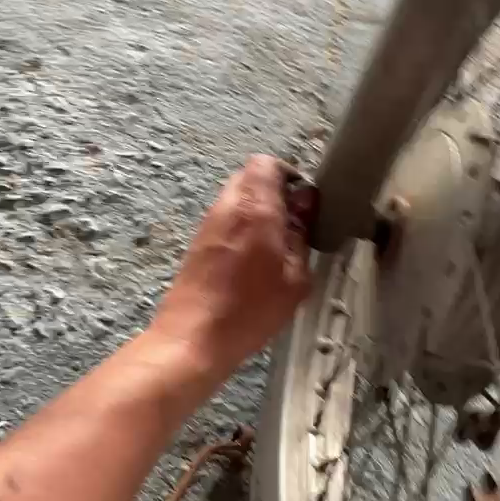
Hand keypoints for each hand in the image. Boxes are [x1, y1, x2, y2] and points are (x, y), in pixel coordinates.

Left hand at [148, 156, 313, 374]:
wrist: (194, 336)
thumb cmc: (250, 310)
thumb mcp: (295, 278)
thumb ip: (301, 234)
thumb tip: (305, 206)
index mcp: (255, 207)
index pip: (267, 163)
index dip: (288, 175)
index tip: (303, 202)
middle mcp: (228, 206)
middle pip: (250, 176)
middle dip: (273, 192)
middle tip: (292, 223)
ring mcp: (209, 222)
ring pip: (236, 196)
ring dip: (257, 210)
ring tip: (274, 244)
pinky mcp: (198, 240)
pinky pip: (225, 218)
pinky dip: (241, 226)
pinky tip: (252, 259)